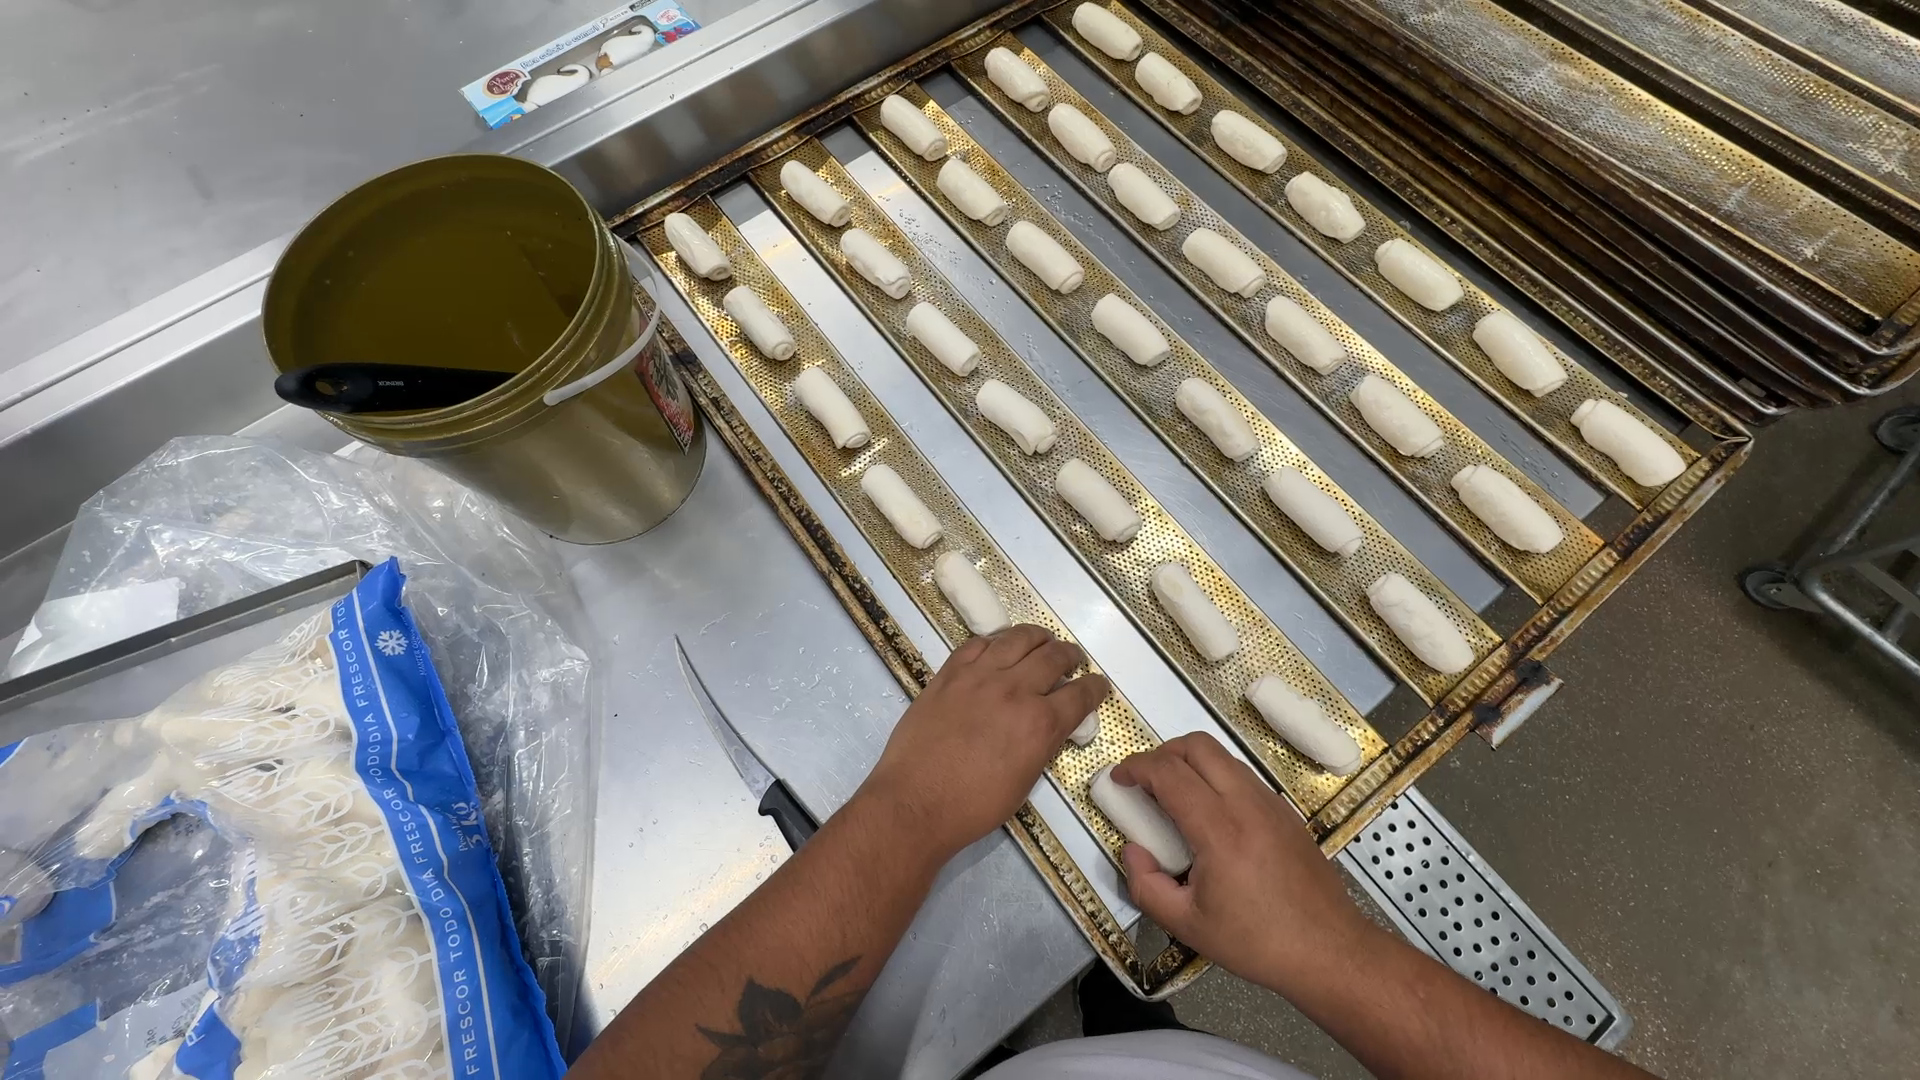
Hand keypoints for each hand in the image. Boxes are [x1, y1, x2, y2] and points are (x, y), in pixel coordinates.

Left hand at [857, 625, 1109, 860]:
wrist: (915, 802)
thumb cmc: (973, 806)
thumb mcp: (1025, 781)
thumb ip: (1043, 744)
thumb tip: (1051, 724)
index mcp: (1040, 723)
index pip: (1080, 694)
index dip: (1096, 687)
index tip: (1099, 685)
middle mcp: (1014, 690)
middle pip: (1053, 657)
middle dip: (1071, 655)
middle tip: (1073, 659)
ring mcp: (979, 676)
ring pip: (1017, 639)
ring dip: (1038, 637)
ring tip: (1043, 641)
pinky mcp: (949, 673)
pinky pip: (977, 644)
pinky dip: (995, 642)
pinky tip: (999, 647)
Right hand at [1114, 732, 1374, 994]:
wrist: (1331, 952)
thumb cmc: (1258, 942)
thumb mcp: (1188, 927)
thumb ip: (1146, 887)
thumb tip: (1133, 850)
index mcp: (1219, 830)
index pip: (1169, 772)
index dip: (1136, 767)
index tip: (1118, 778)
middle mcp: (1246, 803)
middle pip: (1197, 745)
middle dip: (1161, 752)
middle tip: (1144, 780)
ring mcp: (1270, 802)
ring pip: (1221, 755)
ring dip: (1189, 761)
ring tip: (1174, 795)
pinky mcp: (1285, 810)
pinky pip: (1241, 774)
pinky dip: (1214, 776)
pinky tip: (1209, 813)